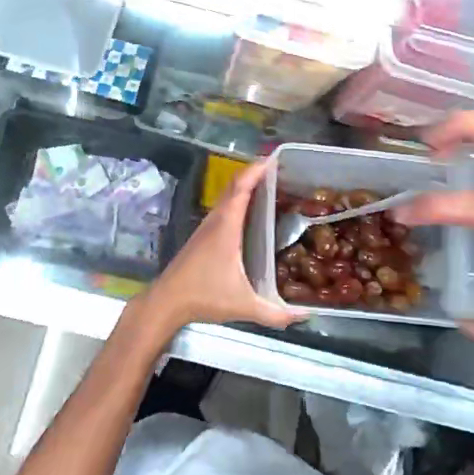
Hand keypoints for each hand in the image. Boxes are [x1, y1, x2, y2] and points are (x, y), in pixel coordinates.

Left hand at [137, 159, 303, 331]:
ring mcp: (208, 226)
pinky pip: (225, 207)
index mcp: (227, 226)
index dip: (257, 170)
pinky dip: (239, 199)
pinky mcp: (204, 235)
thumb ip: (276, 313)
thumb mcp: (245, 307)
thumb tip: (307, 315)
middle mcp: (217, 220)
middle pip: (235, 186)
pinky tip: (252, 212)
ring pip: (228, 196)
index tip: (276, 159)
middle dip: (256, 173)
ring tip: (272, 186)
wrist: (167, 302)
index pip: (241, 187)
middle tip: (282, 171)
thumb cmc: (204, 297)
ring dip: (247, 186)